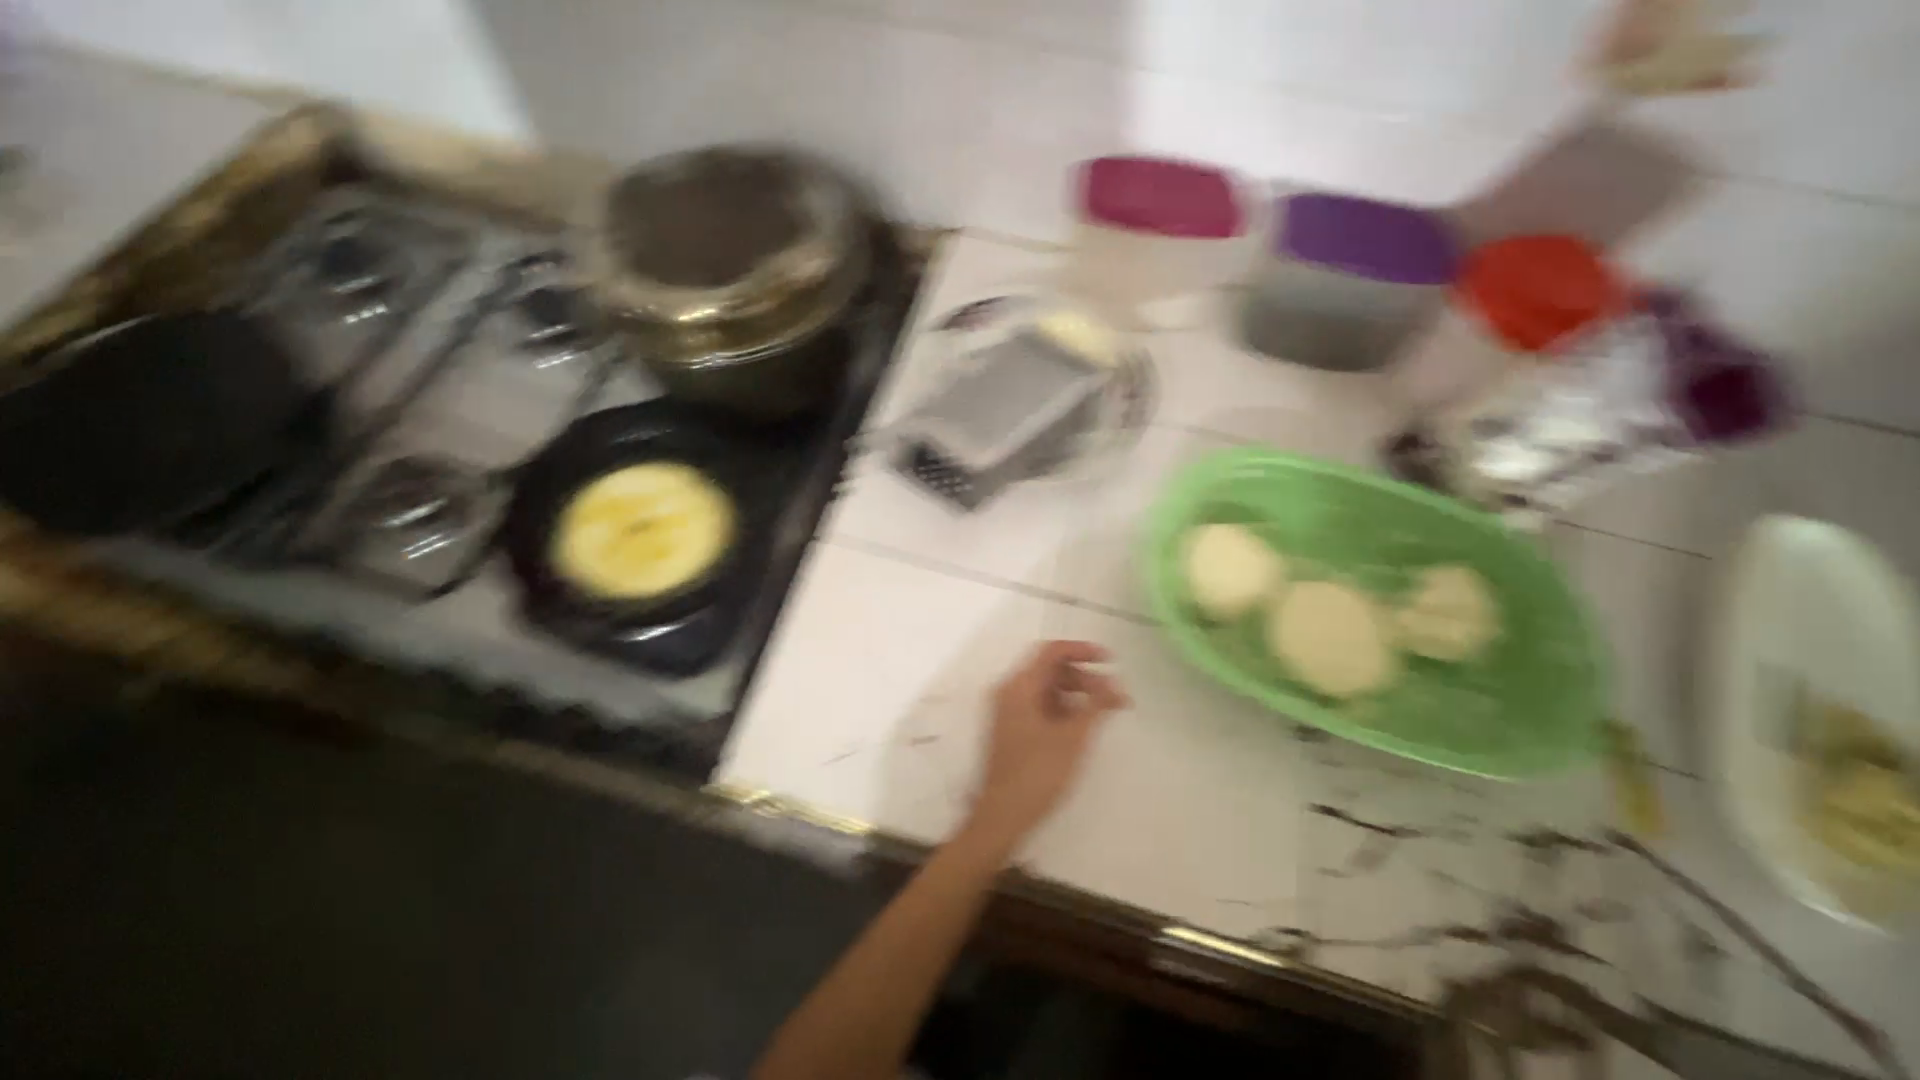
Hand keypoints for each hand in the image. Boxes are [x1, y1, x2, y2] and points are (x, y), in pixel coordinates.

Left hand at [959, 641, 1129, 860]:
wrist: (1001, 817)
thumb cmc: (1037, 774)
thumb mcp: (1073, 738)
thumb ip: (1095, 705)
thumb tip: (1112, 683)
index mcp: (1018, 687)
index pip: (1052, 651)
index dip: (1083, 651)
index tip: (1111, 661)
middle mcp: (1008, 692)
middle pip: (1050, 670)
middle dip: (1085, 678)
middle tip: (1114, 699)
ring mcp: (1007, 712)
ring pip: (1046, 689)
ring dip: (1076, 695)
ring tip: (1103, 715)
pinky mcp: (1010, 730)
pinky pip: (1039, 707)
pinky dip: (1063, 710)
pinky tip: (1082, 727)